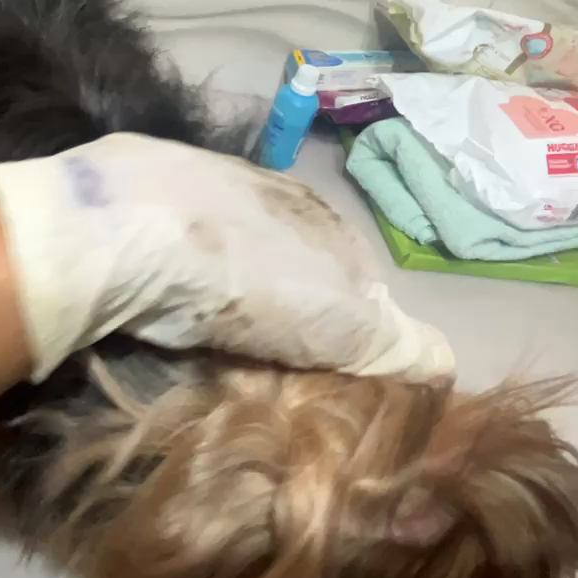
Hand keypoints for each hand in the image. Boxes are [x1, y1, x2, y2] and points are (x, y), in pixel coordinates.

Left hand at [0, 133, 454, 381]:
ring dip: (225, 308)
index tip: (325, 379)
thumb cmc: (253, 275)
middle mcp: (264, 201)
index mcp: (322, 220)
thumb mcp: (347, 322)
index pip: (351, 281)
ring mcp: (197, 198)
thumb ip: (398, 344)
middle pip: (286, 273)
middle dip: (280, 321)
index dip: (343, 334)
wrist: (133, 229)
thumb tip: (443, 366)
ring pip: (227, 267)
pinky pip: (170, 258)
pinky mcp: (137, 207)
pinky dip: (172, 287)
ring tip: (207, 352)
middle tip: (262, 376)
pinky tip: (159, 314)